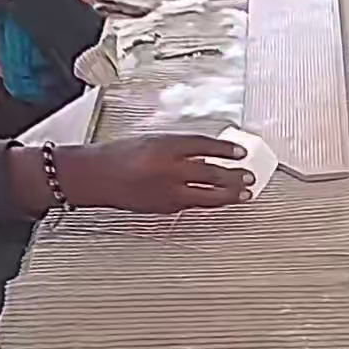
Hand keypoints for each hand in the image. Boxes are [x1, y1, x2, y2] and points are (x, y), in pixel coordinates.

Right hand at [52, 135, 253, 212]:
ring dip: (230, 195)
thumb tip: (207, 154)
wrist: (97, 176)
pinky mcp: (167, 207)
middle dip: (234, 176)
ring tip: (245, 194)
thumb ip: (179, 148)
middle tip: (250, 177)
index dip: (225, 149)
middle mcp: (169, 169)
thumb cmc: (122, 155)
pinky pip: (195, 204)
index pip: (204, 146)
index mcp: (165, 146)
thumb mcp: (153, 141)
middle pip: (211, 173)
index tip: (241, 152)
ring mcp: (169, 191)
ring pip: (208, 195)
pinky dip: (210, 201)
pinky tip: (221, 200)